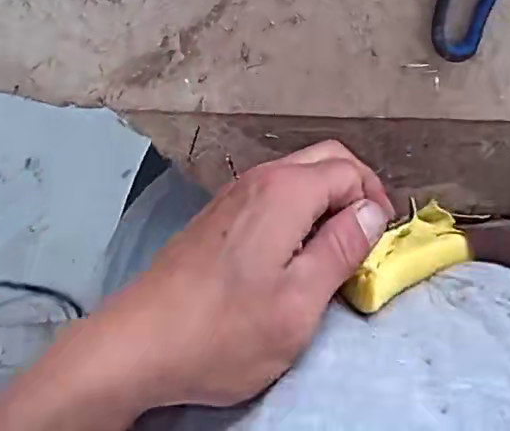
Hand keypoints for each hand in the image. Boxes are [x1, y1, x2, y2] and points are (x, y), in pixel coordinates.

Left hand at [0, 140, 394, 428]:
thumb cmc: (220, 331)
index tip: (380, 240)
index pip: (352, 172)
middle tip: (366, 232)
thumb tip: (371, 213)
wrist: (128, 351)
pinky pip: (276, 190)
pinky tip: (294, 248)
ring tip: (334, 244)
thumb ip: (342, 249)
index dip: (375, 201)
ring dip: (329, 197)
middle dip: (357, 188)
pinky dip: (301, 206)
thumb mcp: (298, 303)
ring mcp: (237, 192)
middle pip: (329, 159)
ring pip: (301, 171)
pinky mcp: (219, 214)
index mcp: (287, 190)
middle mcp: (263, 177)